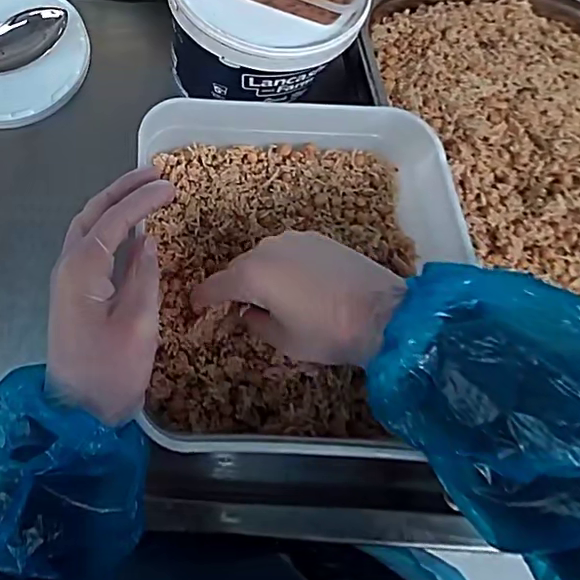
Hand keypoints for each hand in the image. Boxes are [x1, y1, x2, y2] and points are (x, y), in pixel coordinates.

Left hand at [47, 167, 176, 424]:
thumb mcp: (139, 326)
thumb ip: (144, 277)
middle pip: (93, 213)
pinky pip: (91, 247)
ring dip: (114, 204)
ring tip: (145, 189)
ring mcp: (66, 278)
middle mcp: (67, 265)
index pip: (114, 220)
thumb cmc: (110, 374)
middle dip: (122, 189)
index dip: (142, 199)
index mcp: (81, 269)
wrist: (76, 415)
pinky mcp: (73, 291)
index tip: (170, 185)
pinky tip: (132, 229)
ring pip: (88, 226)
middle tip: (154, 173)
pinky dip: (111, 228)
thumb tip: (147, 241)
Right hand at [191, 232, 403, 365]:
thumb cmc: (328, 332)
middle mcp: (265, 250)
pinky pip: (287, 252)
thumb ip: (256, 324)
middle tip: (241, 309)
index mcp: (250, 275)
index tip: (195, 306)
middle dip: (235, 288)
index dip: (201, 298)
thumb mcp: (284, 341)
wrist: (385, 313)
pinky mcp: (316, 238)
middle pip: (238, 269)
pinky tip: (300, 285)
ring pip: (264, 258)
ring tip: (276, 298)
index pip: (214, 286)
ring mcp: (292, 239)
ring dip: (262, 276)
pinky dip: (285, 267)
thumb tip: (248, 312)